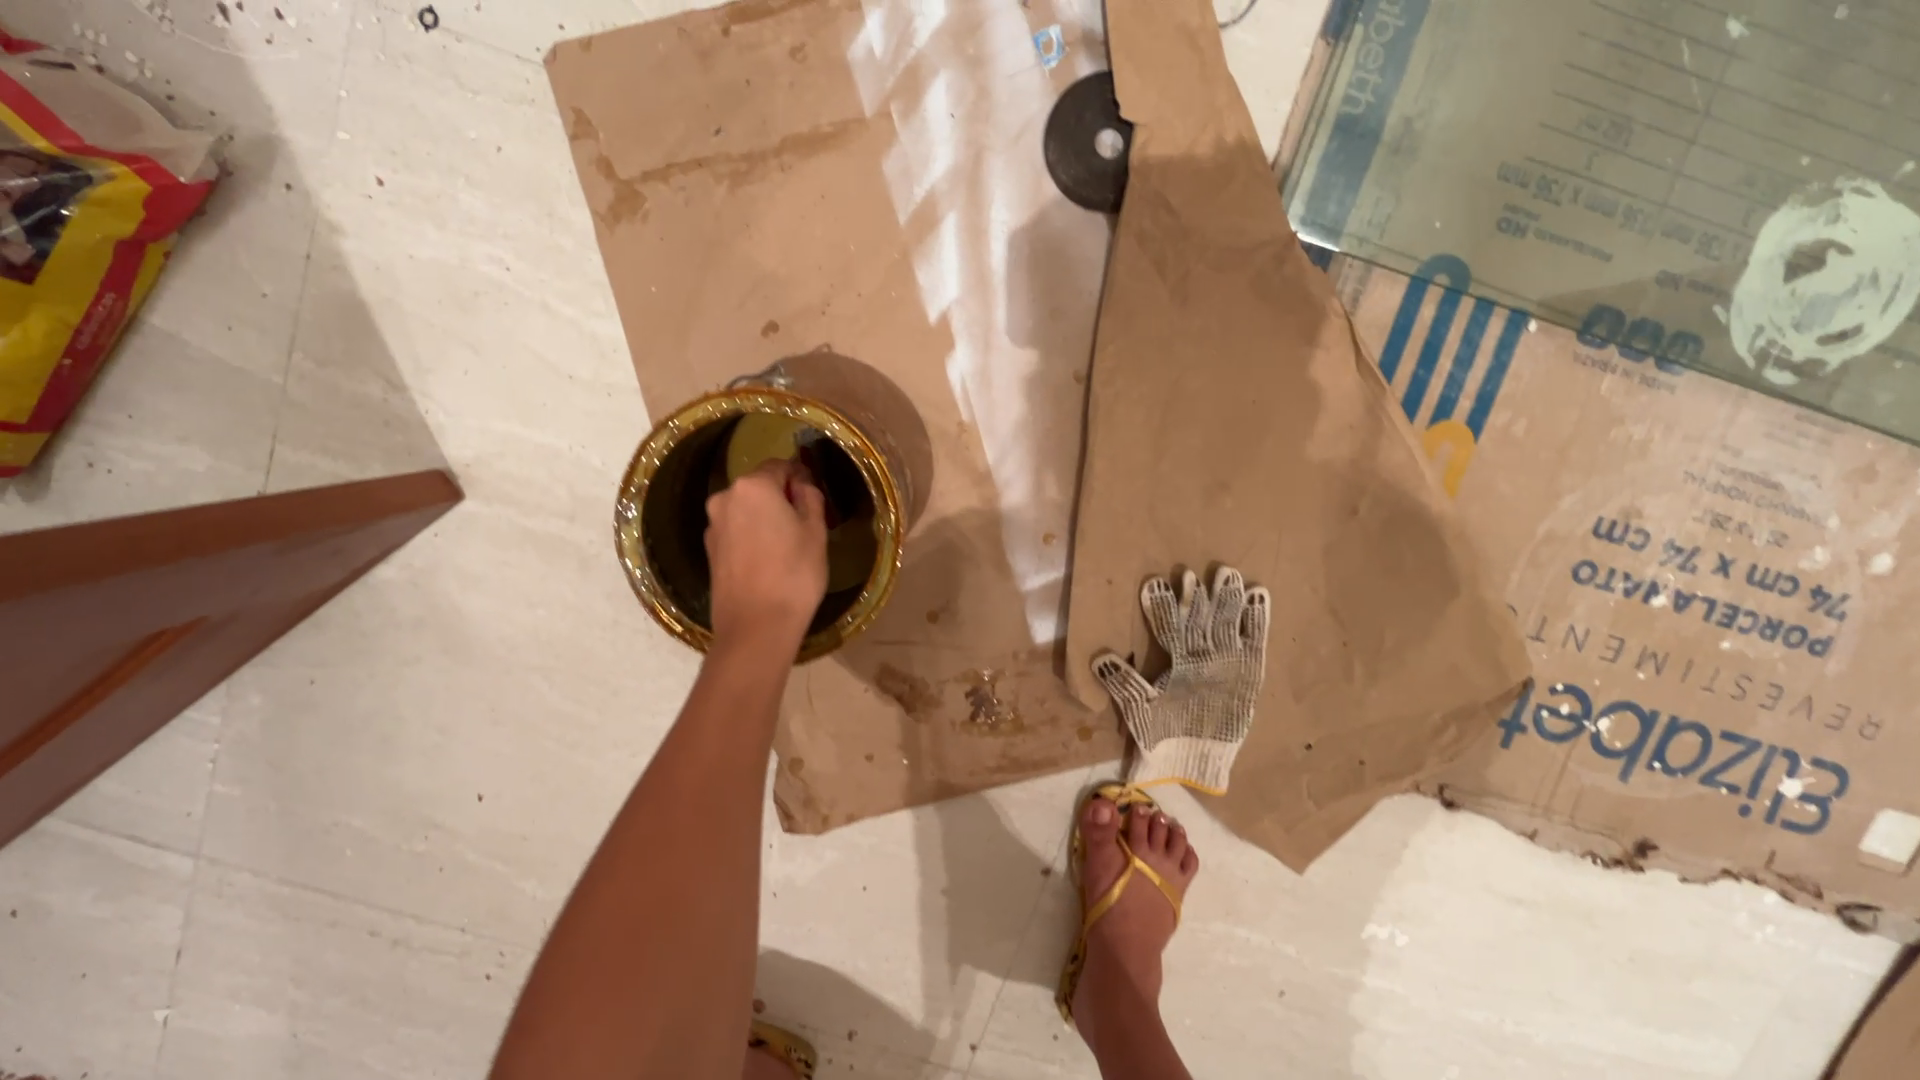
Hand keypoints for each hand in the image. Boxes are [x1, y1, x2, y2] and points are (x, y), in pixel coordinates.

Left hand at [704, 459, 828, 648]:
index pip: (780, 466)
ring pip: (746, 511)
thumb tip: (801, 484)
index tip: (814, 497)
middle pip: (759, 488)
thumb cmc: (794, 574)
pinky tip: (768, 562)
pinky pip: (736, 532)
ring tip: (787, 547)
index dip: (800, 477)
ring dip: (765, 519)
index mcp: (753, 486)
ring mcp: (713, 526)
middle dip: (780, 498)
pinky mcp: (709, 551)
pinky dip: (751, 538)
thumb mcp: (815, 532)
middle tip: (805, 524)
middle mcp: (725, 498)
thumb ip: (809, 498)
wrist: (756, 626)